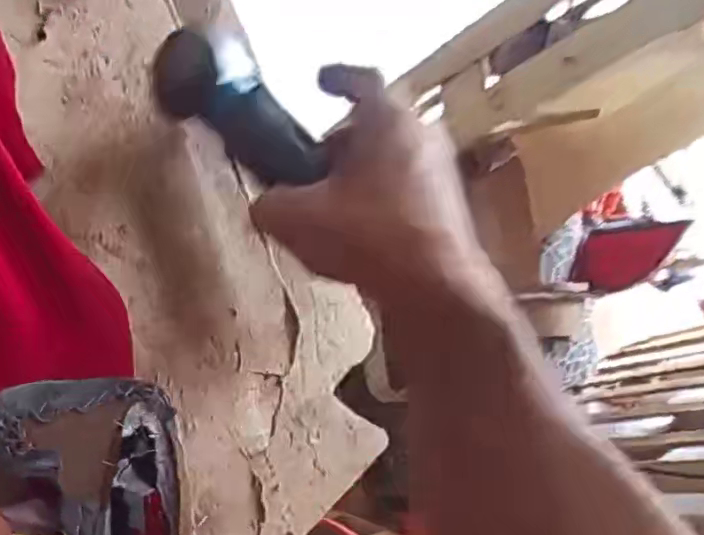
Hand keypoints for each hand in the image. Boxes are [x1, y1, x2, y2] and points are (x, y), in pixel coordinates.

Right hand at [250, 65, 497, 306]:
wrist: (429, 285)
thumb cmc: (364, 237)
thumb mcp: (296, 220)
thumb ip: (268, 205)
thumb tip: (261, 204)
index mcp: (385, 121)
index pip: (359, 81)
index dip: (335, 79)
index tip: (318, 82)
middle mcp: (419, 135)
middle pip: (370, 129)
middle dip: (337, 147)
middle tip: (309, 169)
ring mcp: (437, 172)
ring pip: (385, 164)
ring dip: (354, 181)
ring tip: (326, 212)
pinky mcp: (442, 208)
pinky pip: (398, 195)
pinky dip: (372, 206)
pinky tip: (351, 239)